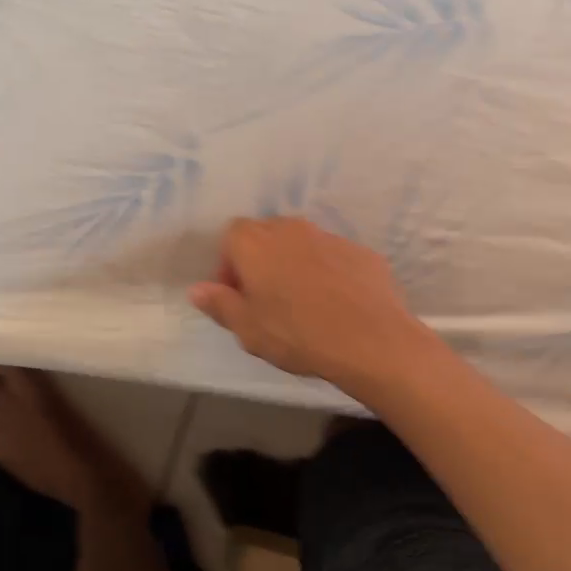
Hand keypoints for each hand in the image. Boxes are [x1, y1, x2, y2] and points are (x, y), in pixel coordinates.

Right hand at [189, 217, 443, 402]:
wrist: (373, 342)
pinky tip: (336, 306)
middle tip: (265, 301)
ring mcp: (329, 237)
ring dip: (294, 266)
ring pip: (300, 245)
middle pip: (265, 236)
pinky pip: (333, 258)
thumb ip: (219, 304)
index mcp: (254, 242)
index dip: (229, 266)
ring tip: (302, 305)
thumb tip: (197, 290)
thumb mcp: (247, 328)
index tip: (236, 297)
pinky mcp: (361, 253)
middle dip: (260, 261)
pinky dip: (328, 274)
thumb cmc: (297, 334)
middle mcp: (289, 228)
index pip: (229, 237)